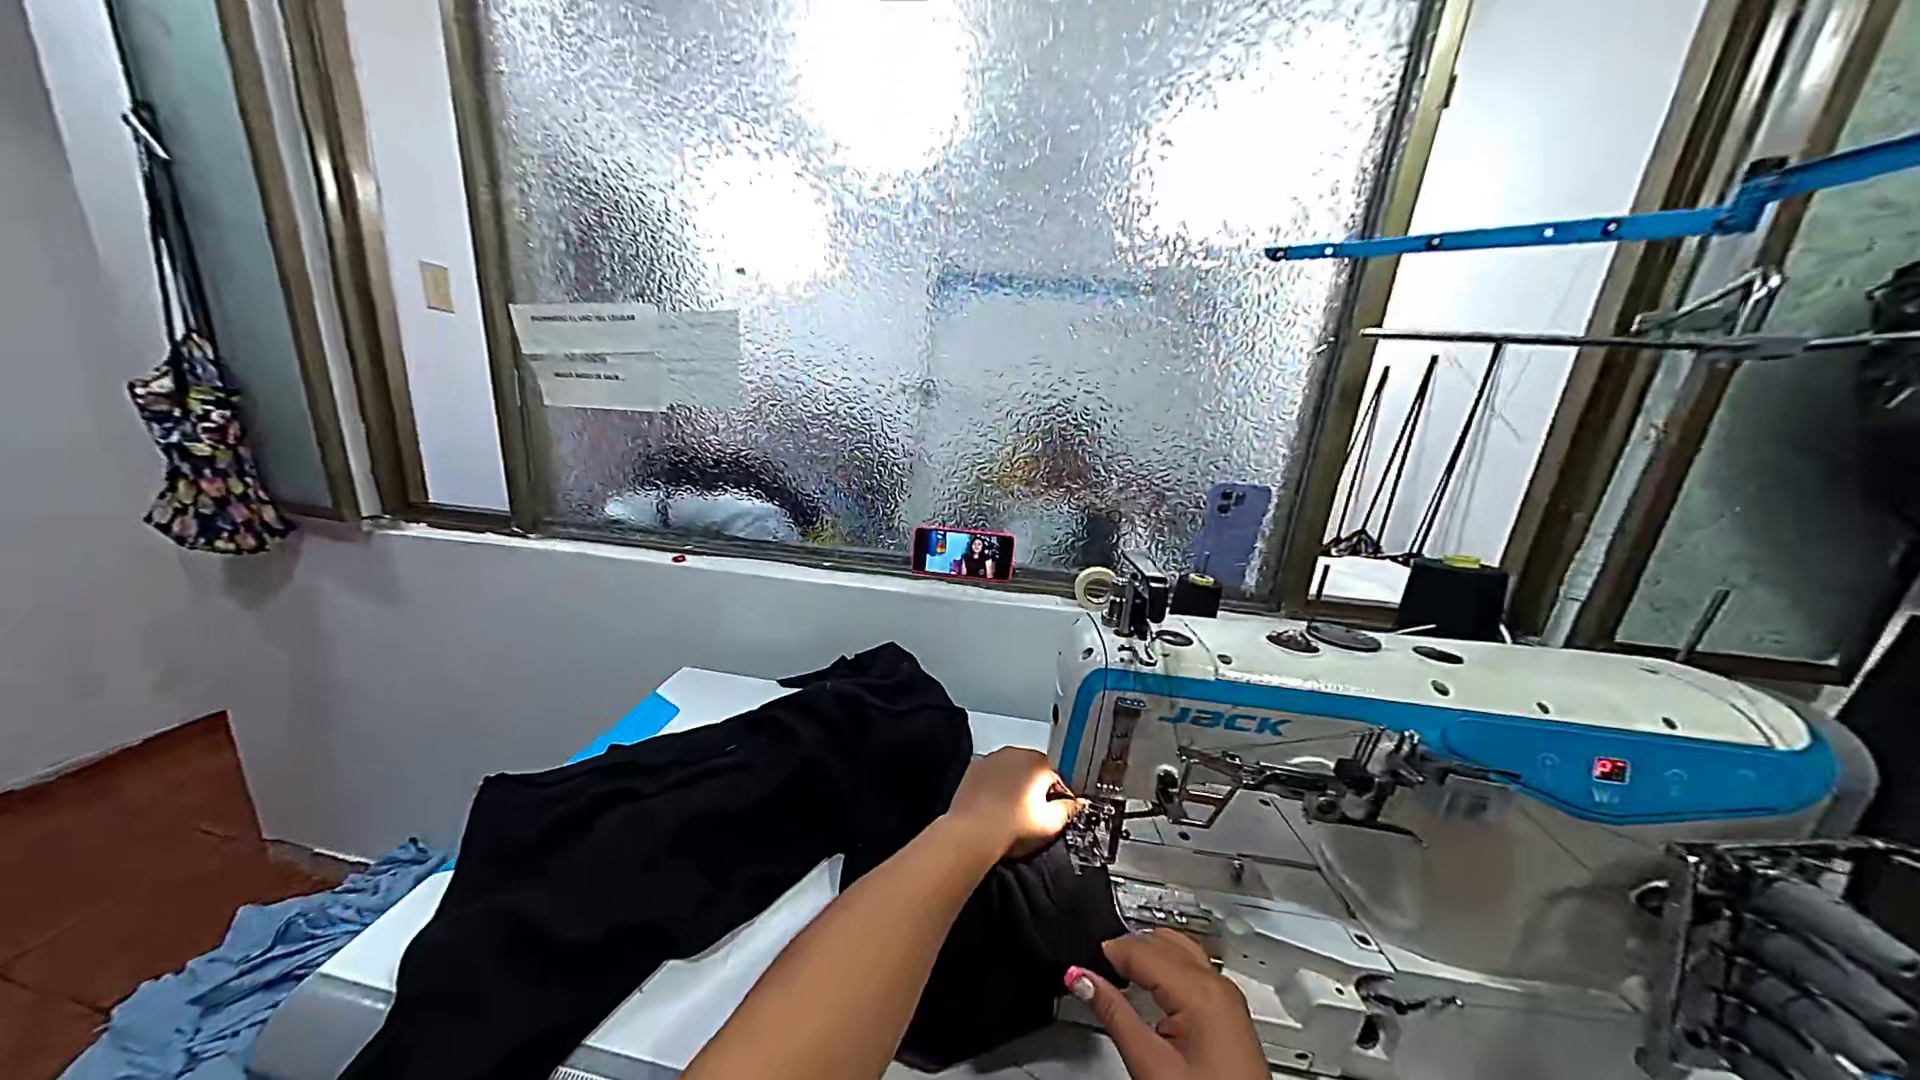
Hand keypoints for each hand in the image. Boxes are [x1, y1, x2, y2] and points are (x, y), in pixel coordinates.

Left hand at [944, 748, 1078, 859]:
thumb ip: (1068, 809)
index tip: (1054, 809)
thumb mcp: (1050, 823)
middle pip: (1034, 769)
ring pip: (1012, 768)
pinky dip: (995, 784)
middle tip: (1032, 812)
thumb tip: (1076, 803)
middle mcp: (1016, 753)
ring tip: (1011, 810)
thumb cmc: (1013, 826)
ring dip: (1015, 783)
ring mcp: (993, 758)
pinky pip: (992, 773)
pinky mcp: (975, 767)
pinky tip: (994, 804)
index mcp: (1038, 763)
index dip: (1058, 794)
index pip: (1057, 775)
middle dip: (1036, 787)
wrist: (973, 831)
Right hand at [1066, 930, 1268, 1079]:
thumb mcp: (1149, 1064)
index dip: (1108, 953)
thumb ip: (1113, 1013)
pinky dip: (1165, 964)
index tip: (1084, 964)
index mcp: (1199, 991)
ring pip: (1177, 947)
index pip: (1140, 949)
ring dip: (1146, 953)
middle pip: (1160, 941)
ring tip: (1118, 975)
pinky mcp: (1228, 1010)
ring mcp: (1227, 996)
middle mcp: (1217, 985)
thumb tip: (1081, 978)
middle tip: (1096, 969)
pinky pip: (1192, 965)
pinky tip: (1149, 986)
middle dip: (1126, 950)